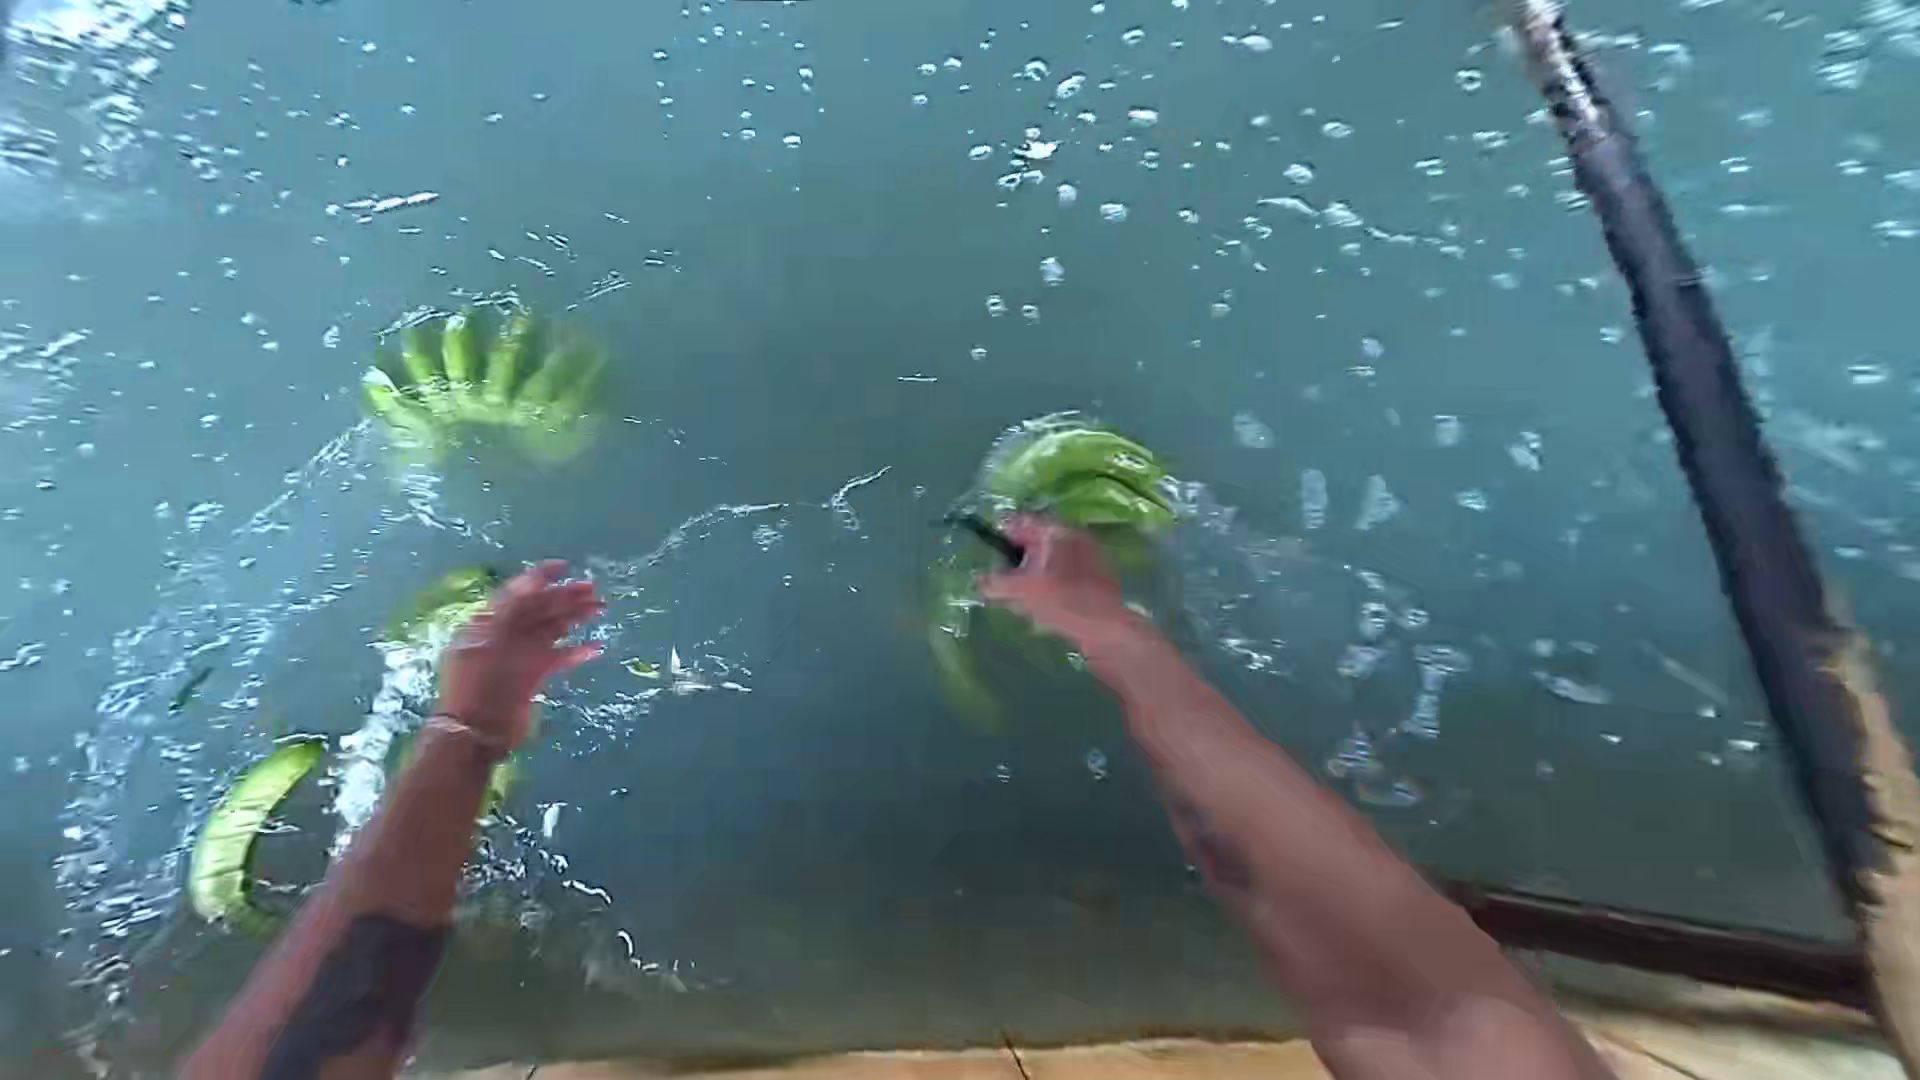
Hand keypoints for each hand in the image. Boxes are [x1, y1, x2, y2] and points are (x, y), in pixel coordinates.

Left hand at [436, 561, 603, 751]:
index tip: (566, 566)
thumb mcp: (489, 641)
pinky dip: (577, 650)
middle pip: (540, 609)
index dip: (540, 577)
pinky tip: (595, 647)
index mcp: (489, 624)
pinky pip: (560, 655)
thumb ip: (511, 610)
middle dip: (567, 596)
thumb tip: (534, 583)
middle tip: (595, 590)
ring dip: (577, 617)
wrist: (477, 730)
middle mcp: (506, 635)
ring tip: (601, 610)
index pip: (517, 593)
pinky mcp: (535, 674)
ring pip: (554, 628)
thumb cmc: (478, 683)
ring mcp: (521, 654)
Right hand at [978, 516, 1139, 644]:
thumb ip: (994, 583)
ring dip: (1031, 573)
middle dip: (1016, 557)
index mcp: (1057, 530)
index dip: (1000, 534)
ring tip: (1018, 595)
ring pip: (1049, 558)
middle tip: (1000, 577)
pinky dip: (1047, 583)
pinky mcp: (1095, 577)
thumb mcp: (1022, 591)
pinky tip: (1040, 605)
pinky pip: (1063, 573)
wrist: (1107, 629)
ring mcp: (1089, 556)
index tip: (987, 552)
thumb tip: (978, 581)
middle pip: (1035, 540)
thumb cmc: (1063, 602)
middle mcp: (1075, 536)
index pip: (1021, 521)